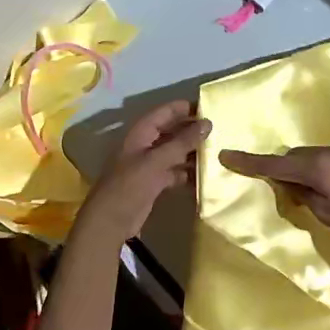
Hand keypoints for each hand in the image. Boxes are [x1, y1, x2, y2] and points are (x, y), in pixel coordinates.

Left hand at [78, 101, 210, 240]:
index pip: (165, 112)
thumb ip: (182, 142)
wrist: (110, 222)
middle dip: (192, 130)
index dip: (185, 108)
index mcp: (140, 133)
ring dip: (192, 153)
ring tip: (217, 152)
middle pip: (171, 131)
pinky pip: (175, 172)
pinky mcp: (154, 183)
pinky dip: (187, 173)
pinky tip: (206, 177)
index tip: (209, 107)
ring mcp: (149, 165)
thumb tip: (208, 123)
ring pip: (175, 152)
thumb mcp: (157, 161)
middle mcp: (145, 145)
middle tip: (219, 130)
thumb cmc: (130, 185)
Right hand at [217, 146, 329, 250]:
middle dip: (282, 170)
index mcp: (316, 167)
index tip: (226, 156)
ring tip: (310, 195)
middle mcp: (328, 152)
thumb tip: (294, 186)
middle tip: (284, 193)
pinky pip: (328, 158)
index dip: (249, 162)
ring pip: (312, 156)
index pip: (274, 164)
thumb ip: (304, 197)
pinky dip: (320, 169)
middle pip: (293, 156)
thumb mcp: (328, 215)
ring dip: (303, 170)